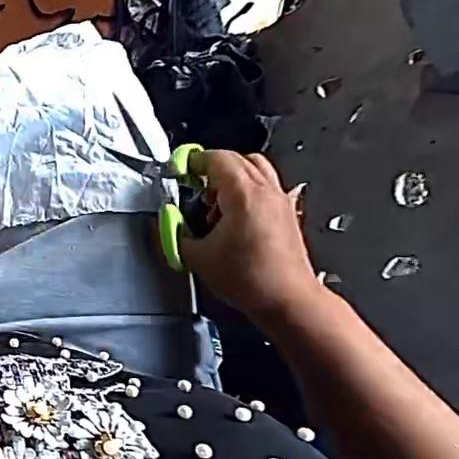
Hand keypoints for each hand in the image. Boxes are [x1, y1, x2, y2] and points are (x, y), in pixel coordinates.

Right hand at [176, 150, 323, 320]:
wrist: (286, 300)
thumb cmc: (253, 280)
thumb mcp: (199, 257)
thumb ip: (178, 234)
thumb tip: (172, 224)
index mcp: (243, 194)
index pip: (216, 159)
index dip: (194, 161)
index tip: (182, 168)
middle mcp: (266, 191)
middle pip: (237, 159)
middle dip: (211, 168)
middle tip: (194, 184)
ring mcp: (280, 202)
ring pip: (254, 171)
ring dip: (230, 179)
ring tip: (213, 202)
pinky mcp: (286, 215)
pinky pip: (265, 188)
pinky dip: (246, 193)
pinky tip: (232, 218)